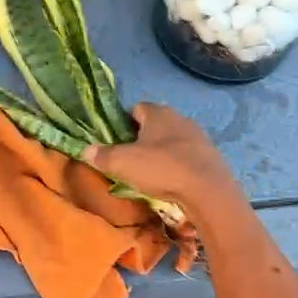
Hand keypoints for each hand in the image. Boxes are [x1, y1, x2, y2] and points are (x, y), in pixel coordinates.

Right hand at [83, 104, 243, 214]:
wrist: (208, 190)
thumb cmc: (161, 169)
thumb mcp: (123, 163)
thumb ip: (103, 155)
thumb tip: (86, 150)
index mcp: (158, 113)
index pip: (137, 108)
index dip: (125, 121)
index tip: (117, 139)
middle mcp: (180, 118)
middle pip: (156, 123)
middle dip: (144, 137)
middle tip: (131, 158)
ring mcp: (199, 137)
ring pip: (174, 140)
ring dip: (163, 151)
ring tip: (152, 172)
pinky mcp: (211, 156)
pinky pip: (188, 155)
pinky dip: (179, 164)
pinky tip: (173, 181)